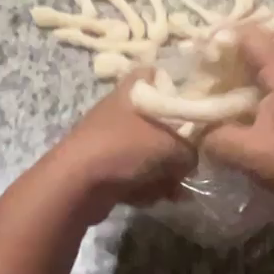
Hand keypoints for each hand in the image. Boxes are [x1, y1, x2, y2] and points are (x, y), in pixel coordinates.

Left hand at [50, 71, 195, 215]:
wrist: (75, 184)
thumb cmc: (124, 149)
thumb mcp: (170, 145)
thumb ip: (191, 149)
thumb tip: (194, 158)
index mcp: (132, 90)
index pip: (158, 75)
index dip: (179, 89)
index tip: (197, 109)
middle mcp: (120, 110)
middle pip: (159, 119)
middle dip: (176, 144)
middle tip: (189, 160)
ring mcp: (111, 138)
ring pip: (149, 150)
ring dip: (164, 171)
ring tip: (173, 188)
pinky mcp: (105, 166)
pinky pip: (136, 172)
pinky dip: (147, 184)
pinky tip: (156, 198)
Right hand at [204, 26, 273, 201]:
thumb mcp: (249, 154)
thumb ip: (215, 136)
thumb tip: (195, 128)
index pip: (246, 34)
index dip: (217, 40)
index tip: (192, 56)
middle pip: (255, 42)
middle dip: (223, 54)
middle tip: (196, 71)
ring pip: (263, 58)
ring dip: (236, 68)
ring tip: (209, 84)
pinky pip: (271, 73)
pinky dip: (250, 80)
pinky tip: (232, 99)